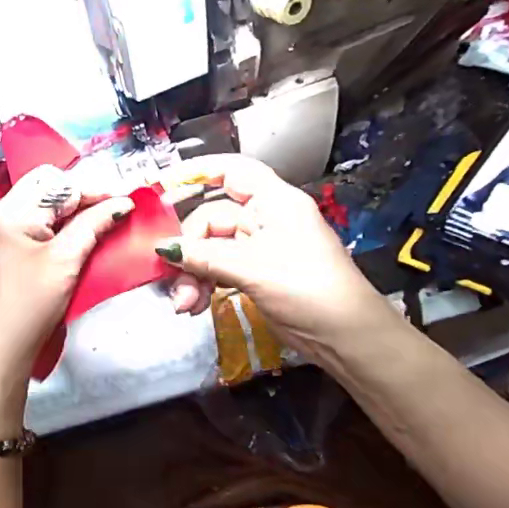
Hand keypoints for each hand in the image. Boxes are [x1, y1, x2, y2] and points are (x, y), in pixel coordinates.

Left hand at [0, 166, 135, 385]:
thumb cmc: (30, 304)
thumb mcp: (64, 261)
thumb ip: (93, 225)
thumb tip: (122, 202)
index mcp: (7, 212)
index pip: (54, 184)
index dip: (91, 189)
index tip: (125, 199)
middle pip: (46, 191)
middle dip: (82, 198)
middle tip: (115, 210)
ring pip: (43, 209)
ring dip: (73, 214)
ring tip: (104, 222)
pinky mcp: (5, 253)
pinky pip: (36, 228)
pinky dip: (60, 229)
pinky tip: (81, 238)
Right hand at [157, 156, 394, 356]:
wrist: (345, 336)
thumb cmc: (308, 289)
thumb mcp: (252, 268)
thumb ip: (205, 256)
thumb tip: (165, 249)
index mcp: (274, 203)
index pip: (233, 172)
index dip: (199, 171)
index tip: (164, 183)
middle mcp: (265, 220)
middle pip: (211, 219)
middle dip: (187, 250)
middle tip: (172, 276)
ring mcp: (259, 249)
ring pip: (210, 250)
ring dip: (191, 275)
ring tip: (184, 303)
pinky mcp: (255, 275)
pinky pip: (217, 271)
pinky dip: (203, 286)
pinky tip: (193, 306)